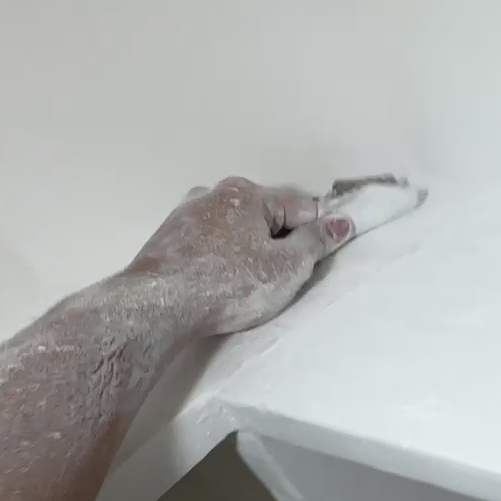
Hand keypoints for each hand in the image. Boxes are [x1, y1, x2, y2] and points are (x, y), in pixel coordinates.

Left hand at [124, 176, 375, 337]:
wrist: (158, 307)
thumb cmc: (231, 284)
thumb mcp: (288, 266)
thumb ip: (318, 241)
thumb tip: (342, 222)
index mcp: (248, 193)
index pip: (303, 208)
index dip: (314, 236)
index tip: (310, 263)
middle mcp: (215, 193)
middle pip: (268, 216)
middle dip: (280, 241)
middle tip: (279, 277)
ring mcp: (187, 213)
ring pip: (238, 229)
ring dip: (250, 249)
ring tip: (247, 282)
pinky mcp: (168, 238)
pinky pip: (212, 242)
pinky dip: (223, 257)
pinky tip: (221, 282)